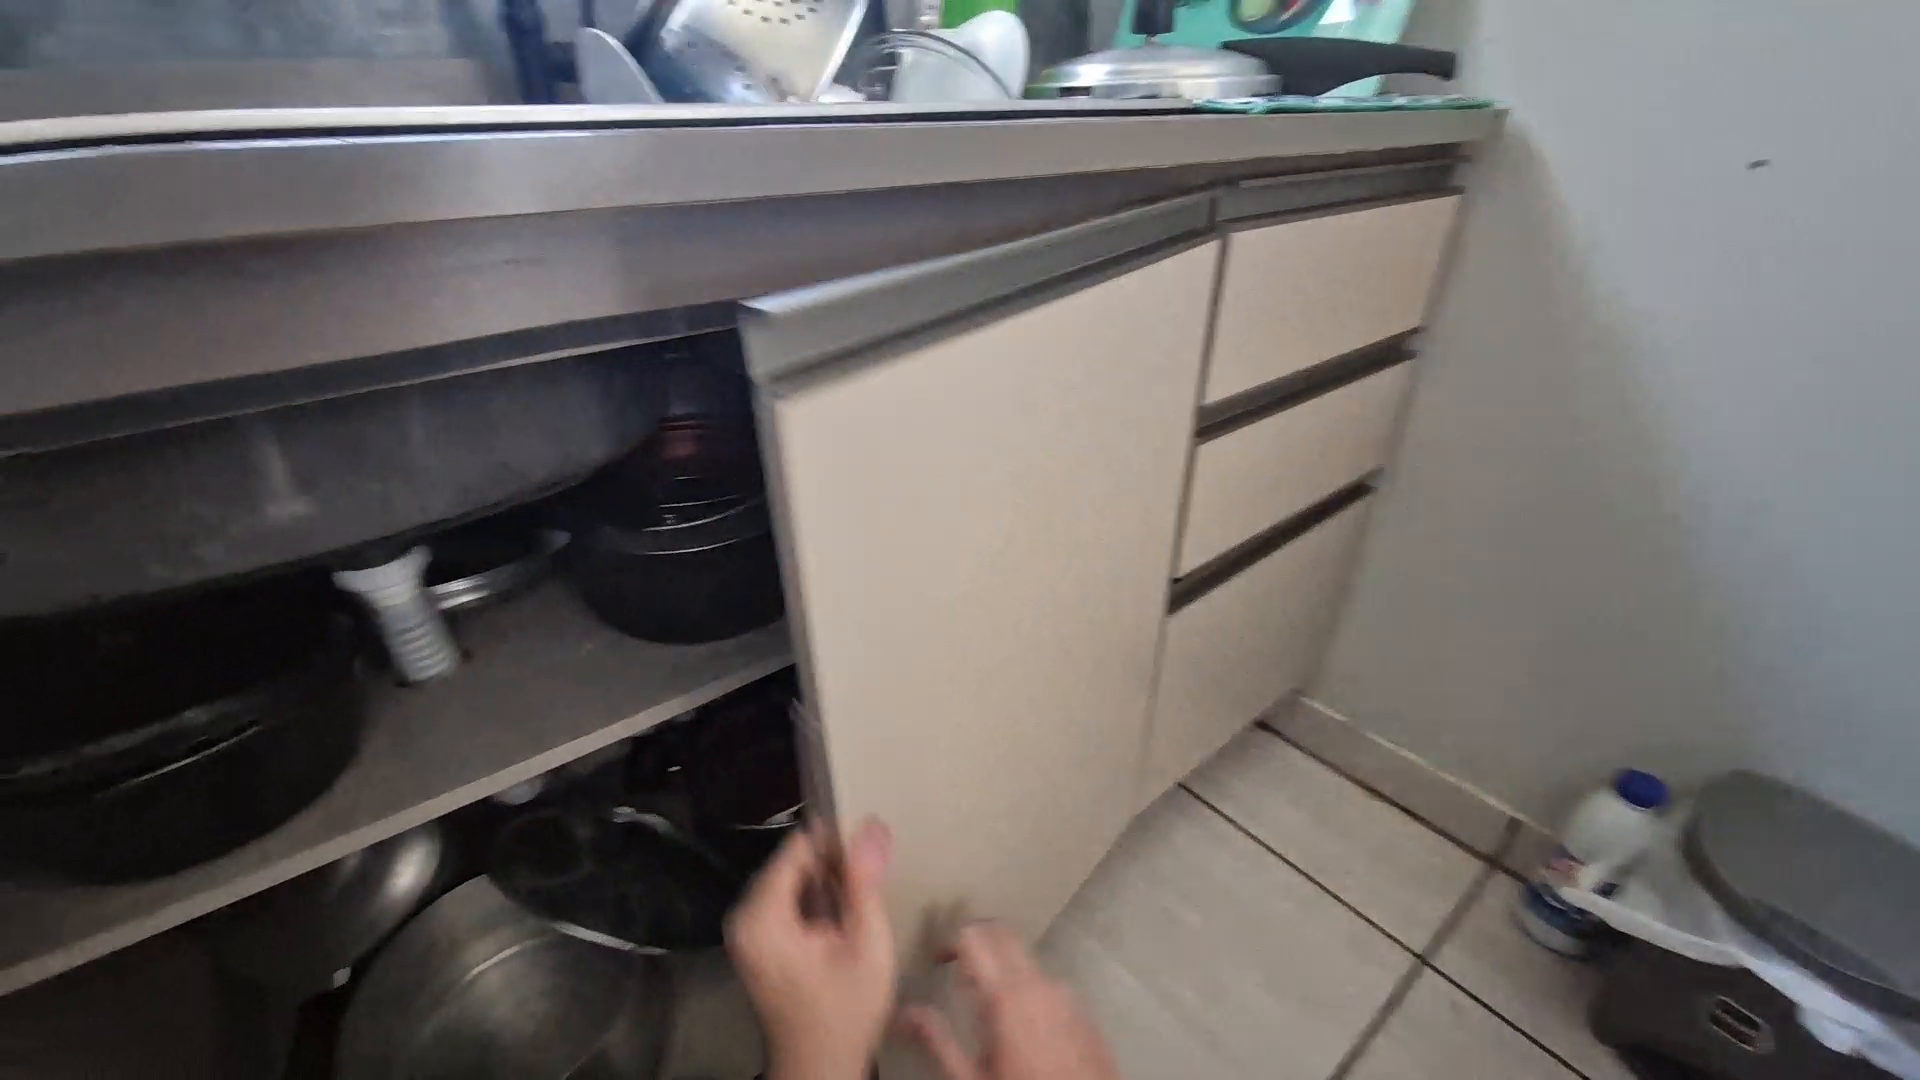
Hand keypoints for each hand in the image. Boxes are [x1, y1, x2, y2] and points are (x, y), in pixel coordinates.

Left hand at [726, 818, 896, 1079]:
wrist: (820, 1067)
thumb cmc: (845, 1010)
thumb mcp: (867, 944)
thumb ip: (865, 882)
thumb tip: (871, 825)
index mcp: (762, 915)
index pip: (797, 846)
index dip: (835, 844)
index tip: (867, 857)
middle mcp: (745, 916)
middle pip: (794, 861)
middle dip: (832, 866)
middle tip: (866, 888)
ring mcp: (747, 928)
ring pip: (794, 877)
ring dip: (827, 882)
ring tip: (857, 904)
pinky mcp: (756, 939)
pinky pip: (789, 897)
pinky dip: (816, 900)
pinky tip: (840, 921)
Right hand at [899, 922, 1118, 1079]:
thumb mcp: (971, 1078)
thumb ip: (937, 1040)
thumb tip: (904, 1015)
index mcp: (1006, 994)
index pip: (974, 935)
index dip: (951, 940)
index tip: (938, 961)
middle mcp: (1038, 982)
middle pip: (1002, 933)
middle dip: (978, 943)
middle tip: (959, 973)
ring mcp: (1064, 992)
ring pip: (1026, 958)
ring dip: (1004, 968)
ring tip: (989, 1008)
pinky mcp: (1081, 1007)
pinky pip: (1047, 982)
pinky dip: (1029, 989)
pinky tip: (1022, 1026)